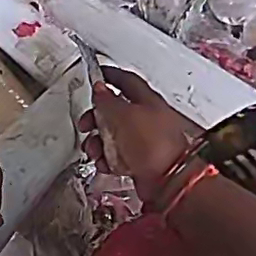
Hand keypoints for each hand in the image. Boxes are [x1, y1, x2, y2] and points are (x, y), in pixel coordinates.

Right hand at [79, 68, 201, 198]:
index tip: (98, 75)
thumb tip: (98, 90)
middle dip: (96, 118)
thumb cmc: (151, 144)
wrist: (168, 180)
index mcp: (147, 101)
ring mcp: (144, 141)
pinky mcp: (140, 161)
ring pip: (112, 135)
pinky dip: (107, 159)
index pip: (127, 81)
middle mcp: (147, 119)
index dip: (110, 76)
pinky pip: (116, 156)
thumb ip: (107, 101)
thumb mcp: (123, 115)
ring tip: (94, 150)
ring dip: (98, 142)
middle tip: (87, 124)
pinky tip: (105, 163)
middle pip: (115, 111)